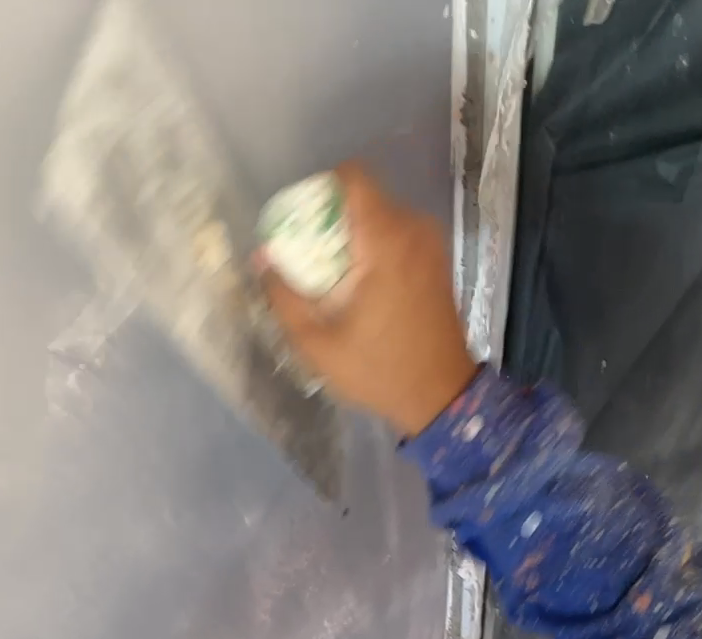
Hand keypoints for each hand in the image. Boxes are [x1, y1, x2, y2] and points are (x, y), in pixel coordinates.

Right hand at [260, 163, 478, 436]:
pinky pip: (398, 235)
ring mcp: (431, 244)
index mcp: (385, 241)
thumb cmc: (378, 370)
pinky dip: (374, 249)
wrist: (440, 395)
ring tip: (332, 277)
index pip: (352, 178)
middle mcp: (413, 230)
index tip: (301, 224)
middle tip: (308, 260)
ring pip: (381, 217)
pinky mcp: (437, 260)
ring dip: (353, 237)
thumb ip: (284, 296)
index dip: (320, 190)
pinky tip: (360, 287)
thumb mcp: (317, 343)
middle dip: (331, 221)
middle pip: (364, 198)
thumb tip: (261, 258)